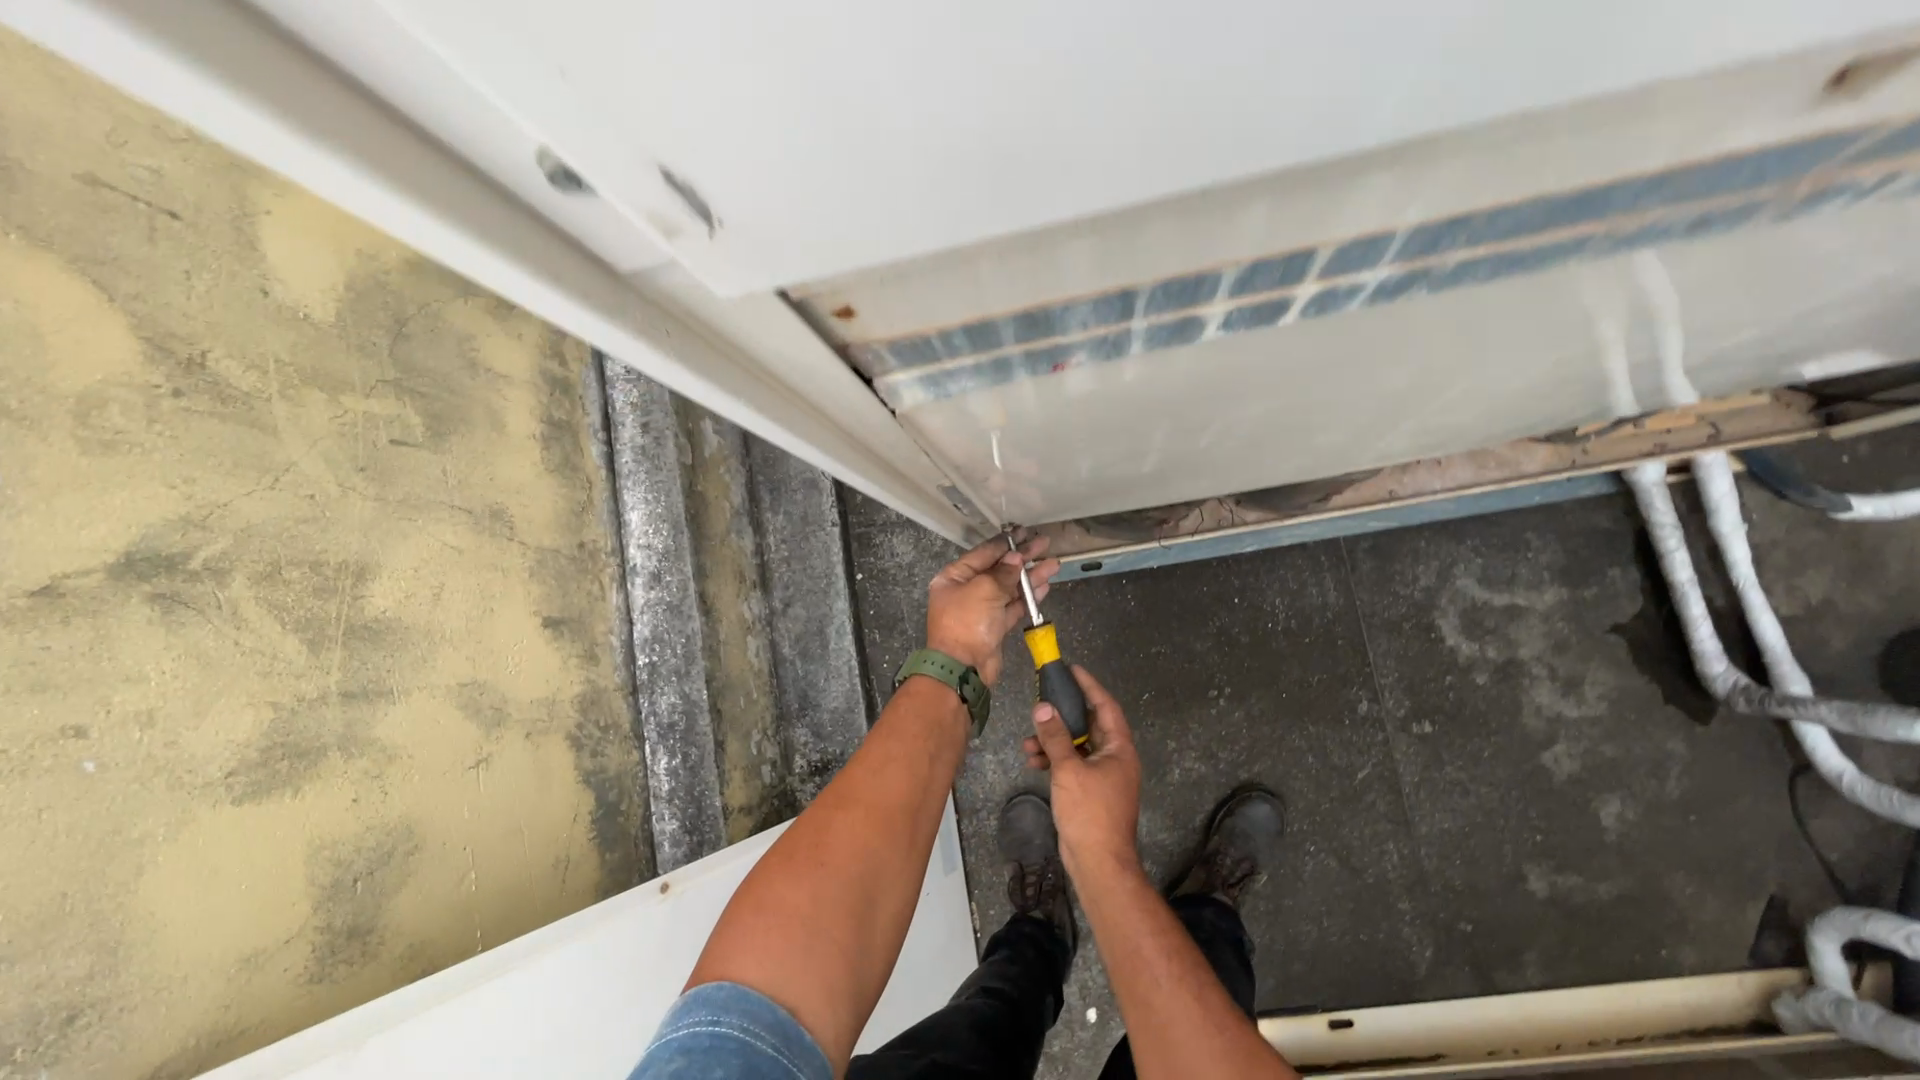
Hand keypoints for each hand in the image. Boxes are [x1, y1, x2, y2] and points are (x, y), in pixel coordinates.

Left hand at [925, 532, 1056, 685]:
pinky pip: (1013, 606)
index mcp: (955, 577)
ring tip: (1054, 563)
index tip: (1024, 532)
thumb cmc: (968, 622)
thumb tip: (1015, 558)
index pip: (983, 553)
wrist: (963, 668)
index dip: (1005, 542)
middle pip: (998, 569)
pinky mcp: (994, 626)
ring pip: (1009, 588)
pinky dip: (1028, 597)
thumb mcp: (984, 589)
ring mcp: (981, 609)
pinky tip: (1045, 585)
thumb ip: (1003, 572)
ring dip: (1030, 576)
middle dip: (1022, 557)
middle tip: (1044, 543)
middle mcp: (966, 590)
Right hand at [1024, 665, 1142, 876]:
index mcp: (1119, 748)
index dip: (1089, 686)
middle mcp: (1115, 758)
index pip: (1106, 706)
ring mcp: (1103, 776)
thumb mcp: (1069, 770)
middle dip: (1063, 717)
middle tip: (1041, 702)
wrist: (1098, 862)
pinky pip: (1072, 765)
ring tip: (1028, 743)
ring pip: (1077, 747)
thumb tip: (1043, 707)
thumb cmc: (1090, 812)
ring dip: (1053, 742)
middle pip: (1089, 725)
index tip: (1071, 670)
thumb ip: (1056, 737)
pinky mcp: (1090, 791)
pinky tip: (1034, 762)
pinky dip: (1054, 761)